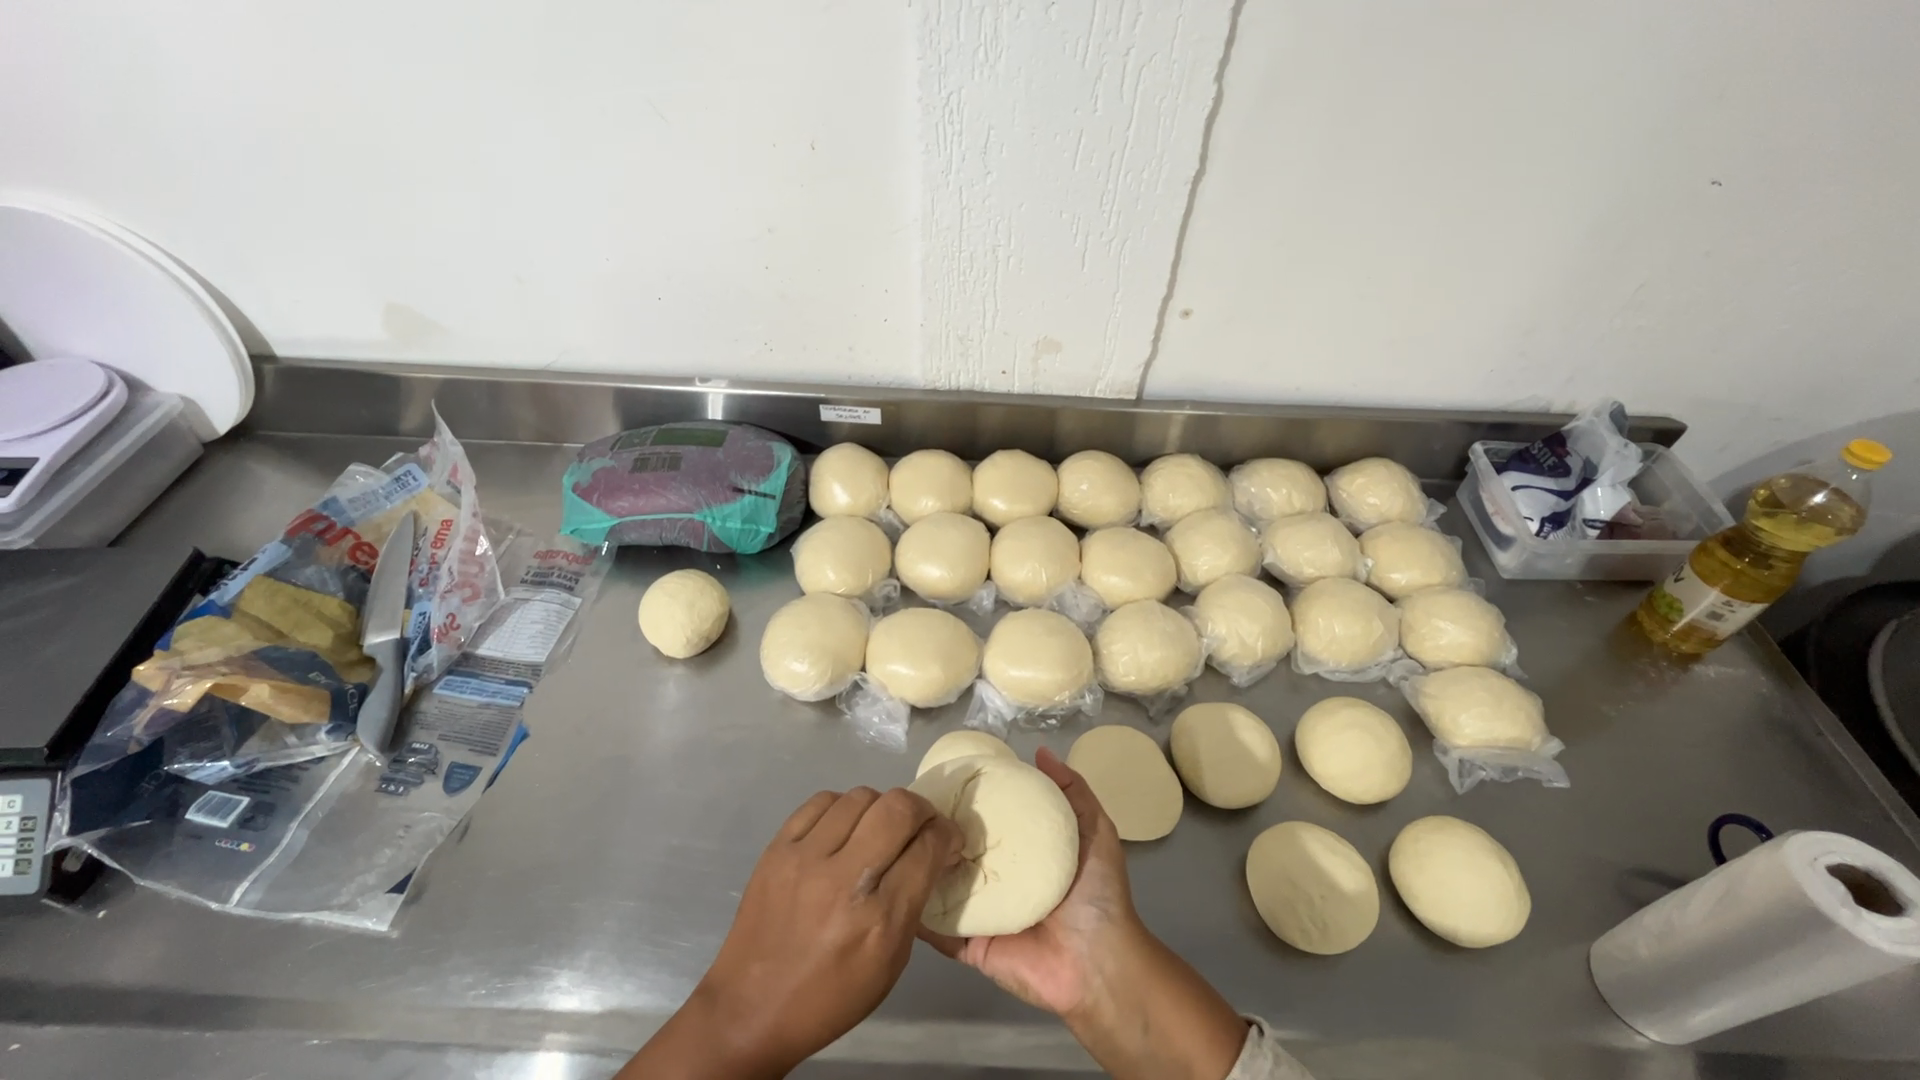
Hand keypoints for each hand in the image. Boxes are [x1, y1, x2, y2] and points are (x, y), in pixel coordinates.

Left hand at [623, 787, 963, 1078]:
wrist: (751, 1008)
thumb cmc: (831, 995)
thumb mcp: (890, 962)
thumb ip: (914, 902)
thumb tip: (932, 853)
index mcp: (880, 919)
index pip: (928, 847)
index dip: (947, 834)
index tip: (948, 839)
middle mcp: (844, 880)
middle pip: (898, 808)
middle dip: (922, 810)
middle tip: (921, 825)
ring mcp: (805, 858)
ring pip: (860, 796)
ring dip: (881, 807)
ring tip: (879, 828)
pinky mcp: (777, 848)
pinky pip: (821, 801)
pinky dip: (842, 808)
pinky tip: (844, 828)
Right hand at [917, 747, 1248, 1079]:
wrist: (1099, 961)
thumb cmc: (1098, 894)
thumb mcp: (1095, 830)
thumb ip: (1072, 791)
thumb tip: (1041, 751)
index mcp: (1020, 854)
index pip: (983, 823)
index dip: (962, 803)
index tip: (937, 781)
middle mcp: (994, 880)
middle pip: (954, 852)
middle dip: (931, 833)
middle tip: (904, 810)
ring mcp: (978, 914)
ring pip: (937, 885)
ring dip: (916, 867)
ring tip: (890, 840)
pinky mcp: (967, 945)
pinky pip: (934, 928)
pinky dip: (914, 911)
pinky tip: (890, 885)